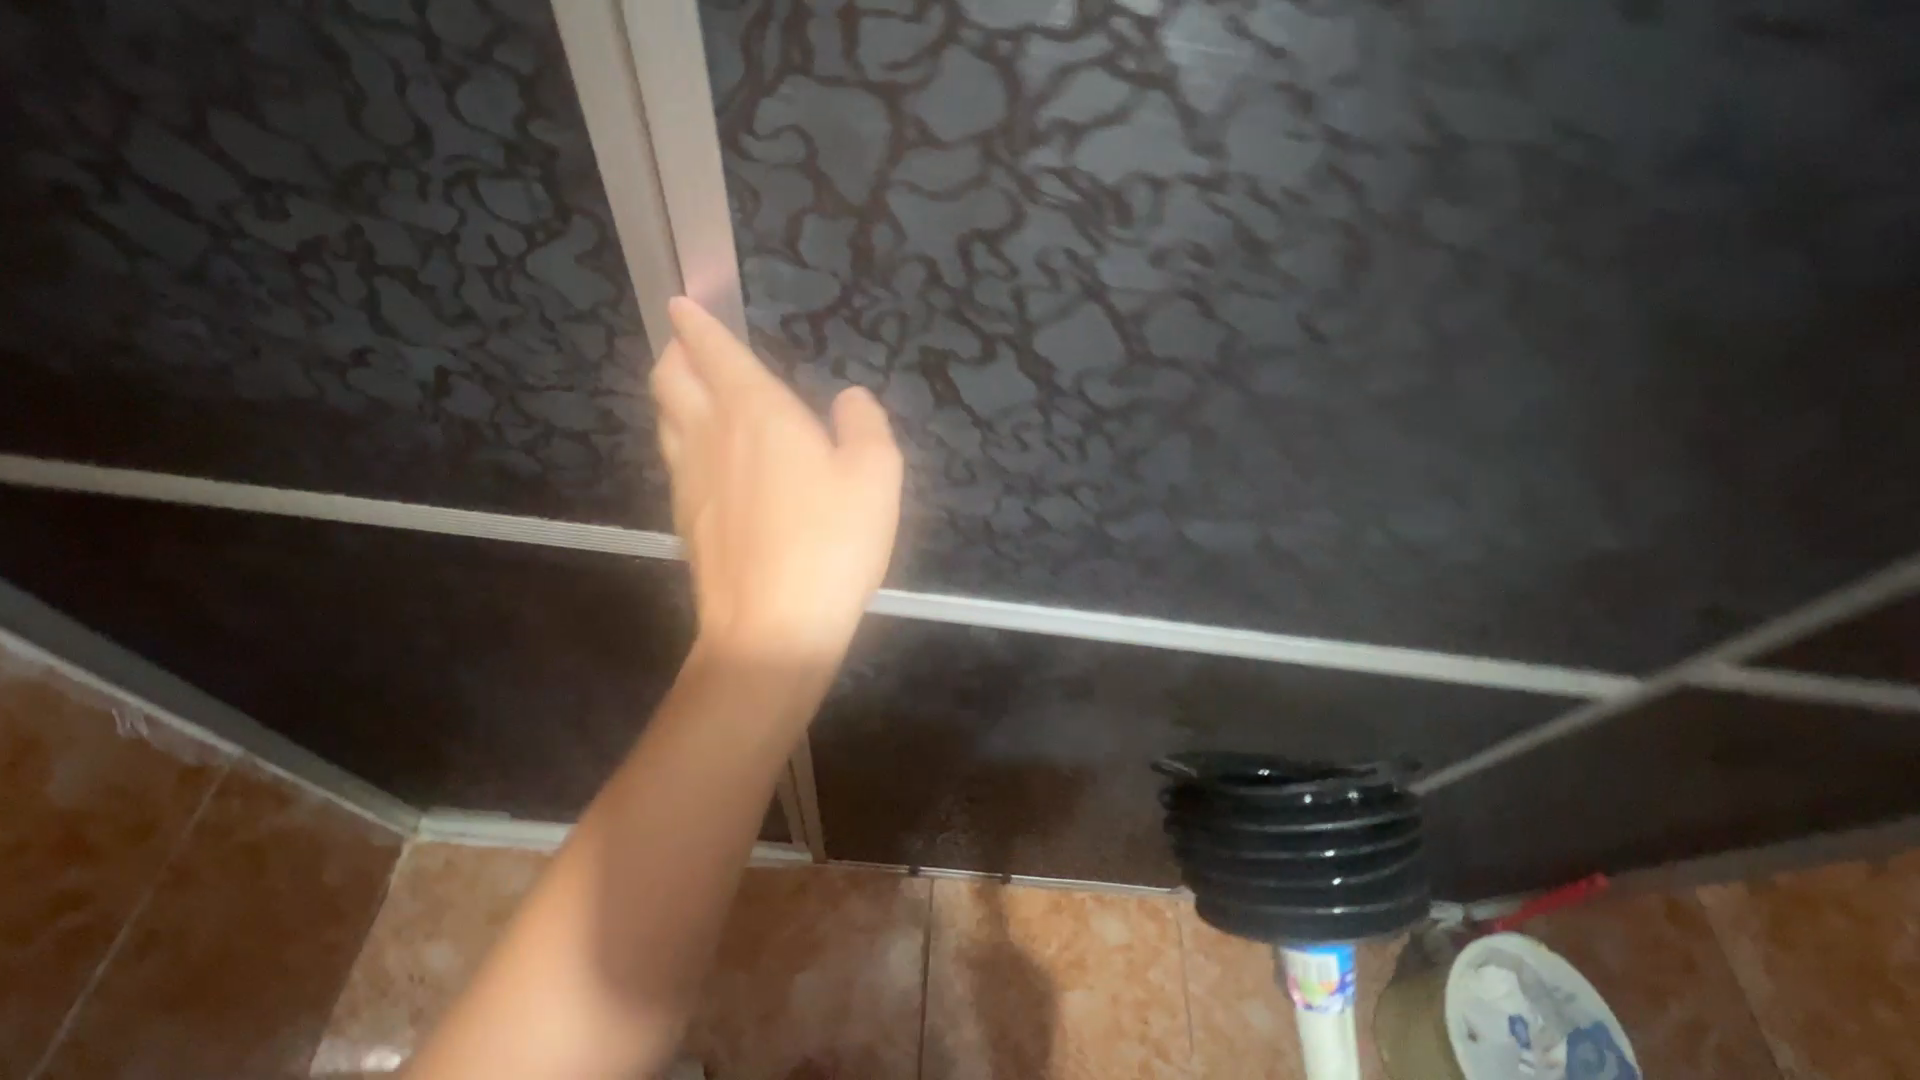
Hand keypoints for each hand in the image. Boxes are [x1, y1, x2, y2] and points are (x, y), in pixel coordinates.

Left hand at [650, 298, 903, 656]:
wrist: (772, 627)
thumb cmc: (831, 542)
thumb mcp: (876, 477)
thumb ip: (865, 425)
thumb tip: (850, 399)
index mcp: (756, 412)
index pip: (714, 352)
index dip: (697, 324)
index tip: (683, 304)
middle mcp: (711, 436)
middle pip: (669, 378)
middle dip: (675, 353)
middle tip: (688, 347)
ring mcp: (690, 480)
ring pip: (665, 419)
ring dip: (673, 396)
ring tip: (693, 394)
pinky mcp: (685, 520)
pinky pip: (676, 461)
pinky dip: (683, 441)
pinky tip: (708, 460)